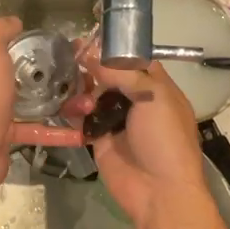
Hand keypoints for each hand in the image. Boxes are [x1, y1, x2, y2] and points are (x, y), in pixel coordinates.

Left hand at [0, 16, 81, 199]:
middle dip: (52, 75)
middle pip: (23, 76)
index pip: (3, 47)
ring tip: (89, 103)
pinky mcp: (7, 136)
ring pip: (33, 103)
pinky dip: (57, 132)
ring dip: (61, 104)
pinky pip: (36, 130)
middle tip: (82, 74)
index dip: (28, 44)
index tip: (57, 46)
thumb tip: (14, 20)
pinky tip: (81, 132)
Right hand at [79, 51, 208, 228]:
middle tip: (69, 56)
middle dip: (92, 68)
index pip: (136, 61)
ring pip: (94, 97)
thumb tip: (91, 56)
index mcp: (158, 90)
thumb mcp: (153, 96)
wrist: (159, 190)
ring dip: (82, 92)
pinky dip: (73, 114)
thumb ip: (122, 73)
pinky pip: (83, 122)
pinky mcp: (100, 141)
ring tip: (74, 93)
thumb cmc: (164, 139)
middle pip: (111, 78)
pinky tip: (64, 107)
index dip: (114, 50)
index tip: (90, 38)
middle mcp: (138, 103)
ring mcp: (118, 123)